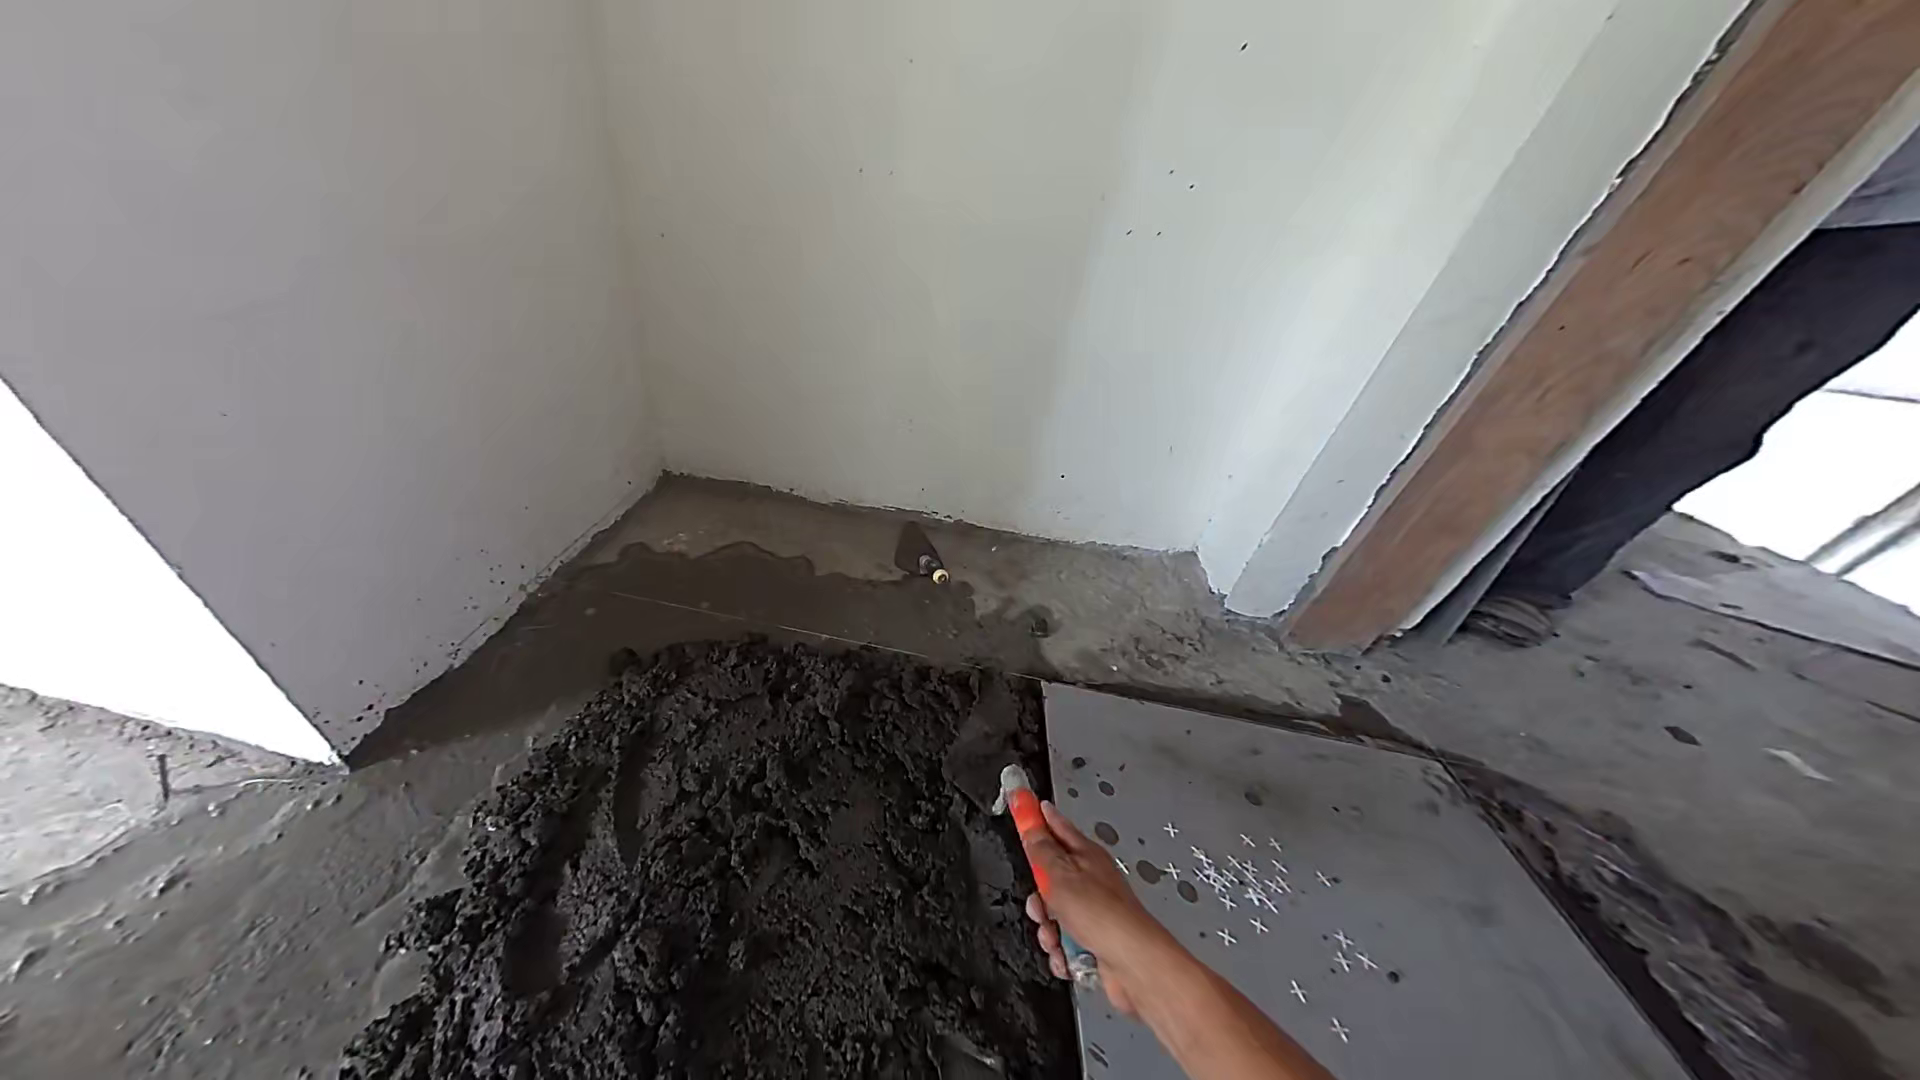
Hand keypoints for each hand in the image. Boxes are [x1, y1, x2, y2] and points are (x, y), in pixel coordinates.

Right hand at [1019, 800, 1168, 1016]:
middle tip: (1042, 904)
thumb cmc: (1104, 914)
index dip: (1036, 816)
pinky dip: (1060, 951)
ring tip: (1057, 936)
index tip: (1019, 805)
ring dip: (1047, 929)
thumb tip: (1028, 816)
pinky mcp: (1092, 939)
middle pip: (1047, 877)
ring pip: (1052, 913)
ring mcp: (1091, 910)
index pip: (1054, 825)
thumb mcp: (1059, 874)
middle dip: (1038, 896)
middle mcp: (1089, 879)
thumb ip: (1040, 847)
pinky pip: (1062, 941)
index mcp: (1084, 854)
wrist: (1132, 964)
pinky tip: (1068, 955)